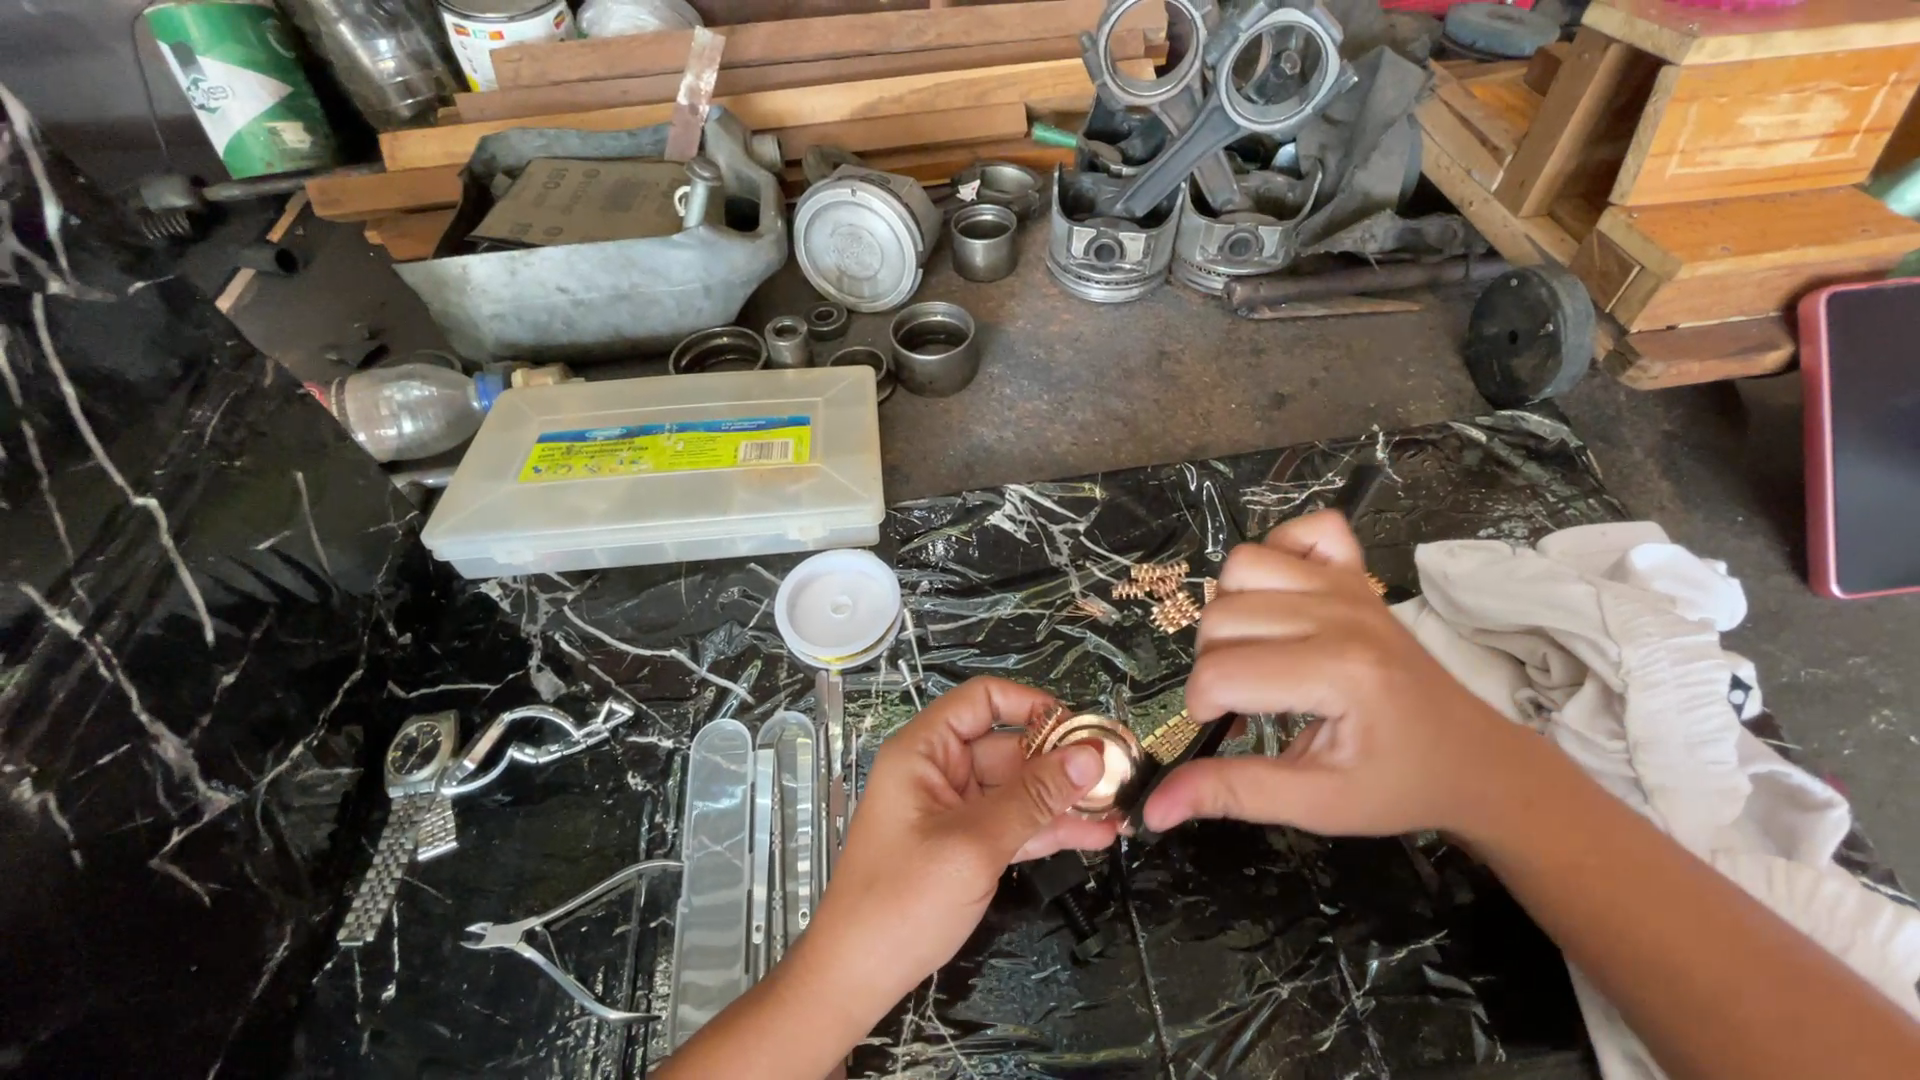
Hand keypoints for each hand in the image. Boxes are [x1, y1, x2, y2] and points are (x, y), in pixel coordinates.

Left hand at [802, 677, 1118, 1008]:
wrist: (857, 975)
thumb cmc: (904, 899)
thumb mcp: (974, 843)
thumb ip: (1034, 798)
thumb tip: (1090, 755)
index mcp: (923, 751)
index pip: (981, 700)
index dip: (1030, 705)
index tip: (1078, 727)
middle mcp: (938, 771)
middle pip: (1007, 746)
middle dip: (1060, 761)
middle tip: (1116, 774)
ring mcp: (952, 810)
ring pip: (1017, 789)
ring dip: (1063, 799)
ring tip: (1117, 806)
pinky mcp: (965, 845)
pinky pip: (1013, 823)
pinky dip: (1048, 828)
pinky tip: (1094, 835)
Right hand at [1143, 510, 1533, 839]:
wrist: (1475, 759)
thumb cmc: (1397, 785)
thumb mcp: (1315, 803)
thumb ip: (1231, 794)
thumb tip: (1152, 810)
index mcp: (1337, 673)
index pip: (1221, 672)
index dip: (1201, 706)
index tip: (1226, 729)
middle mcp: (1340, 614)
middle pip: (1221, 616)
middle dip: (1212, 663)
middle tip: (1244, 699)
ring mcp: (1350, 585)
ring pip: (1243, 565)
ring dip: (1231, 609)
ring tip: (1256, 651)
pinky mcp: (1357, 574)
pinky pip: (1302, 531)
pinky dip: (1279, 553)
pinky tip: (1282, 600)